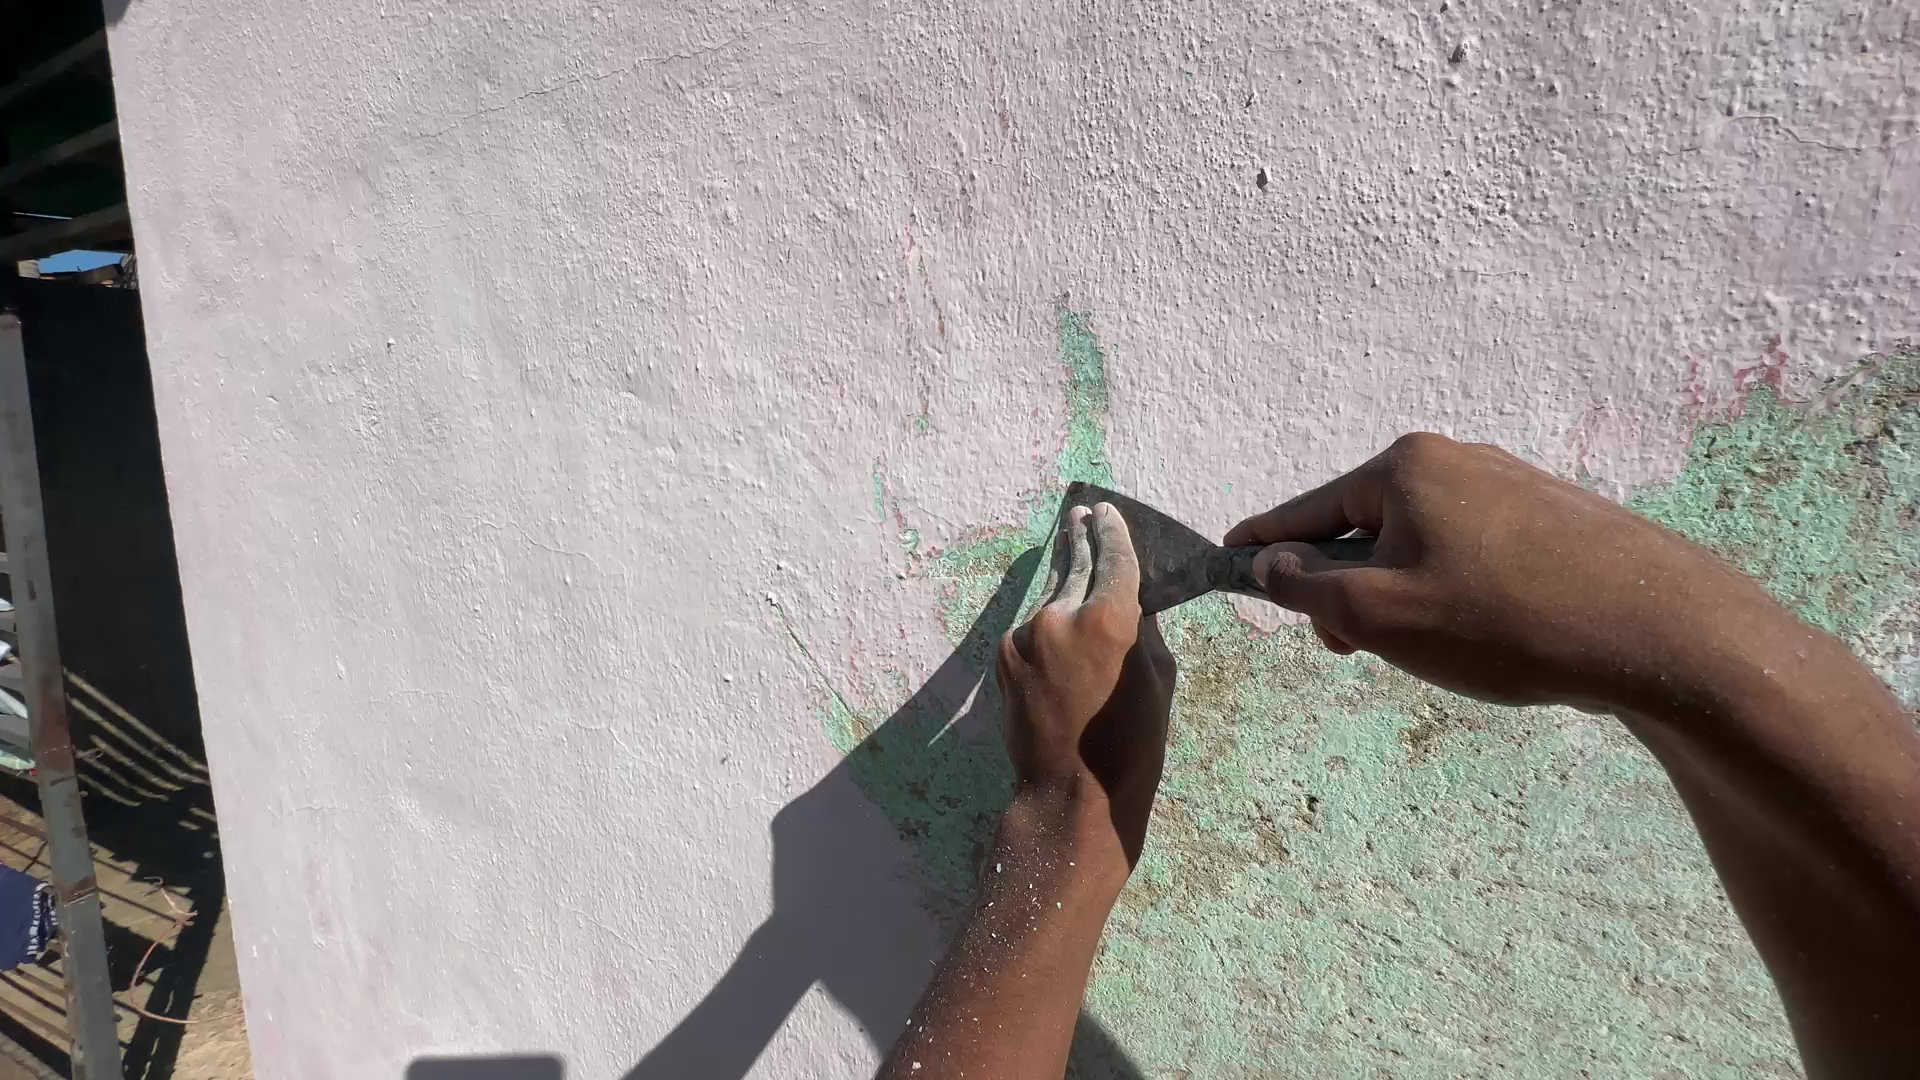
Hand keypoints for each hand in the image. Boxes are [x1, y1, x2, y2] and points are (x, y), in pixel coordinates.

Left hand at [998, 502, 1175, 864]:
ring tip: (1071, 551)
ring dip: (1063, 578)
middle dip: (1080, 537)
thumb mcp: (1159, 681)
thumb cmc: (1132, 745)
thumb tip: (1129, 599)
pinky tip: (1058, 623)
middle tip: (1080, 513)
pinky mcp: (1005, 653)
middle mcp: (1060, 616)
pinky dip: (1048, 618)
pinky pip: (1033, 624)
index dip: (1112, 531)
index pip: (1113, 558)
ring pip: (1051, 593)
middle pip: (1075, 564)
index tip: (1106, 511)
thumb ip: (1142, 629)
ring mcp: (1026, 634)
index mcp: (1109, 620)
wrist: (1069, 793)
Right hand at [1224, 432, 1782, 713]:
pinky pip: (1461, 546)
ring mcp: (1508, 483)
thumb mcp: (1377, 613)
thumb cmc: (1501, 622)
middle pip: (1358, 527)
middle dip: (1339, 585)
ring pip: (1410, 541)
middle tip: (1347, 646)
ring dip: (1389, 590)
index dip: (1259, 543)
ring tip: (1417, 645)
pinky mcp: (1550, 514)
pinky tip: (1470, 628)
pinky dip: (1439, 585)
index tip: (1225, 560)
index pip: (1303, 511)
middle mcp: (1452, 460)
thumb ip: (1304, 586)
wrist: (1677, 639)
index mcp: (1402, 469)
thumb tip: (1269, 562)